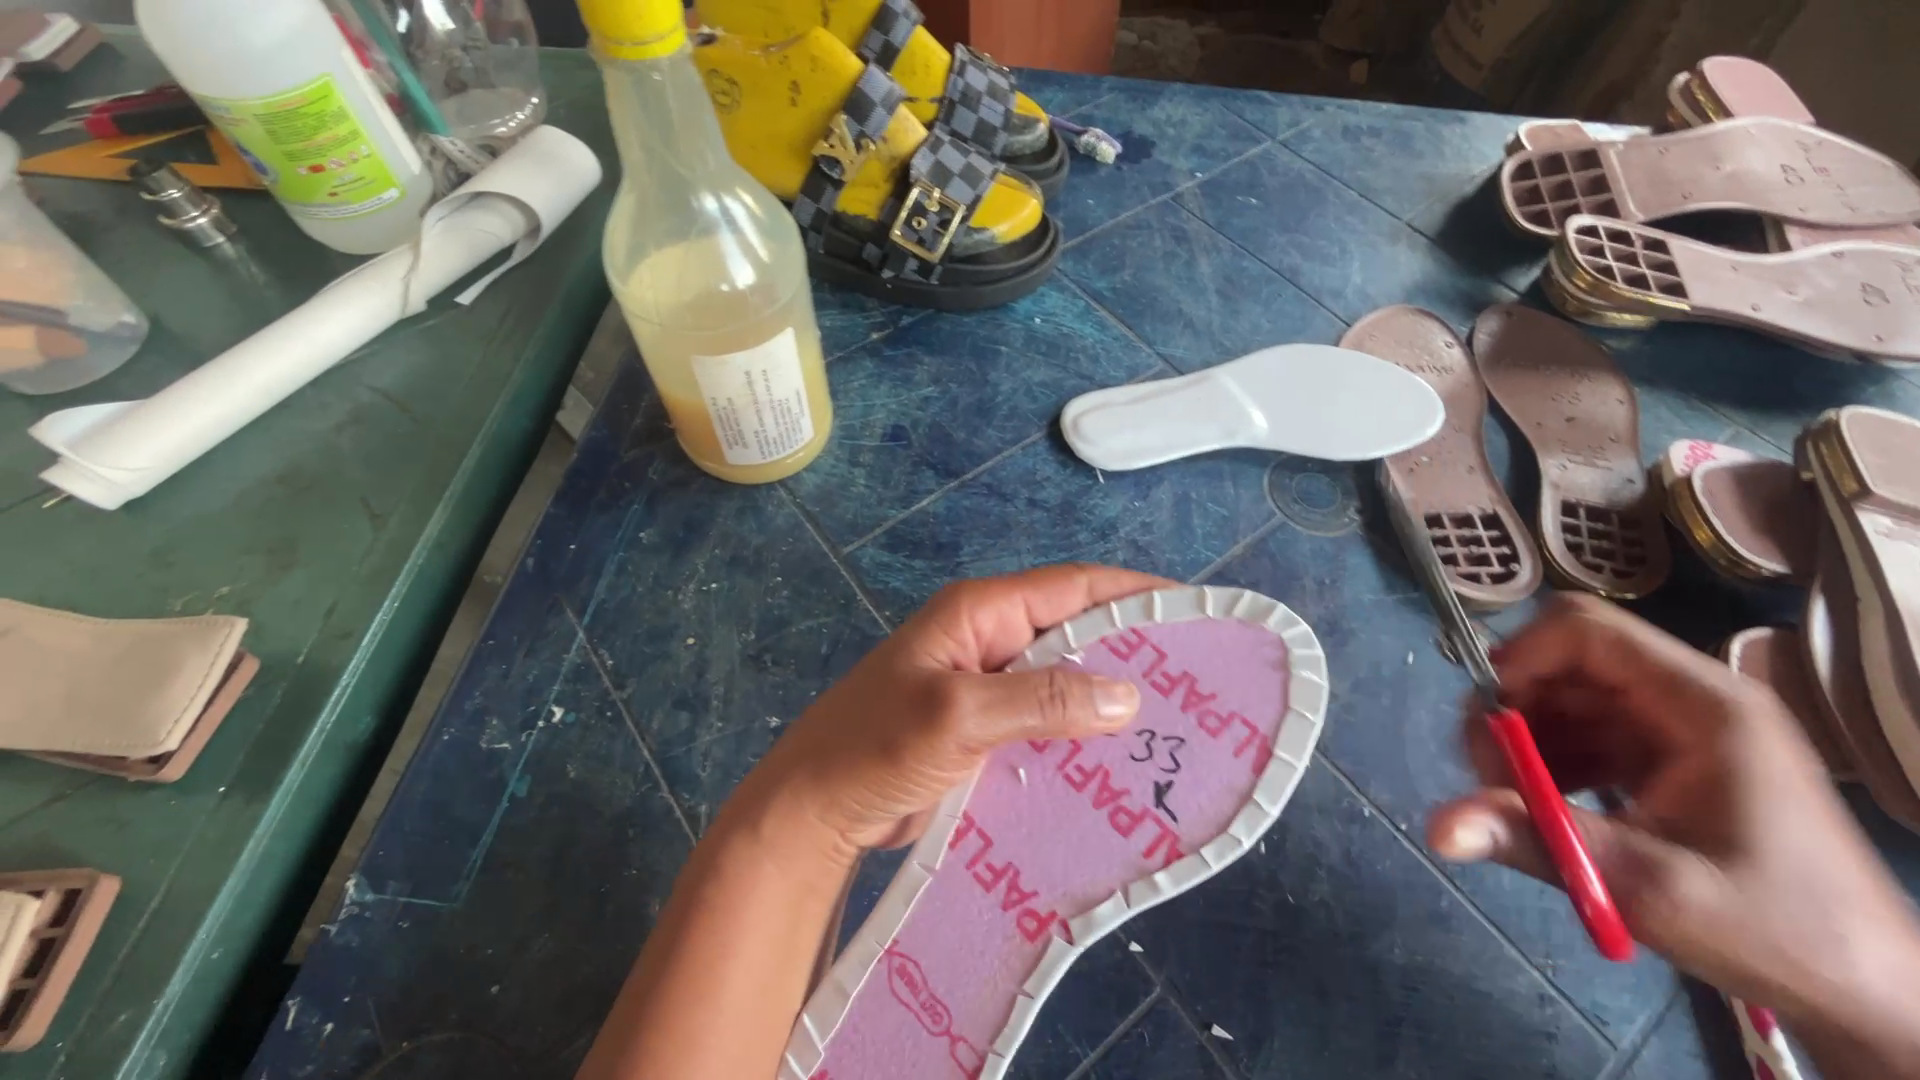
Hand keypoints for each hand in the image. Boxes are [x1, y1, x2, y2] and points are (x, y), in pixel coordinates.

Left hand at [754, 564, 1173, 857]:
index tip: (1198, 614)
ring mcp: (987, 687)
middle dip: (1135, 650)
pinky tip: (1120, 762)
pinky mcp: (987, 730)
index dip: (1136, 593)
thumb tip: (1129, 694)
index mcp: (981, 613)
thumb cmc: (874, 747)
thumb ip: (1040, 700)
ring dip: (1111, 699)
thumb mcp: (957, 716)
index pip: (1074, 588)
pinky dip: (1082, 735)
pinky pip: (1047, 722)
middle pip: (1076, 633)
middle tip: (1202, 680)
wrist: (815, 810)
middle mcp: (990, 640)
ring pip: (1065, 681)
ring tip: (1177, 725)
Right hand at [1425, 595, 1919, 1064]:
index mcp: (1702, 704)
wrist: (1865, 991)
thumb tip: (1436, 827)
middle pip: (1565, 663)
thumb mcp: (1649, 889)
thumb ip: (1538, 843)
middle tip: (1491, 779)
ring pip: (1565, 699)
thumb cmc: (1778, 930)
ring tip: (1518, 803)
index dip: (1521, 658)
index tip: (1487, 723)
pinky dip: (1549, 763)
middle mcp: (1688, 699)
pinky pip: (1582, 734)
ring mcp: (1678, 729)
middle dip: (1513, 712)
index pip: (1585, 630)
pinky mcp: (1666, 760)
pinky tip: (1550, 808)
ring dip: (1525, 743)